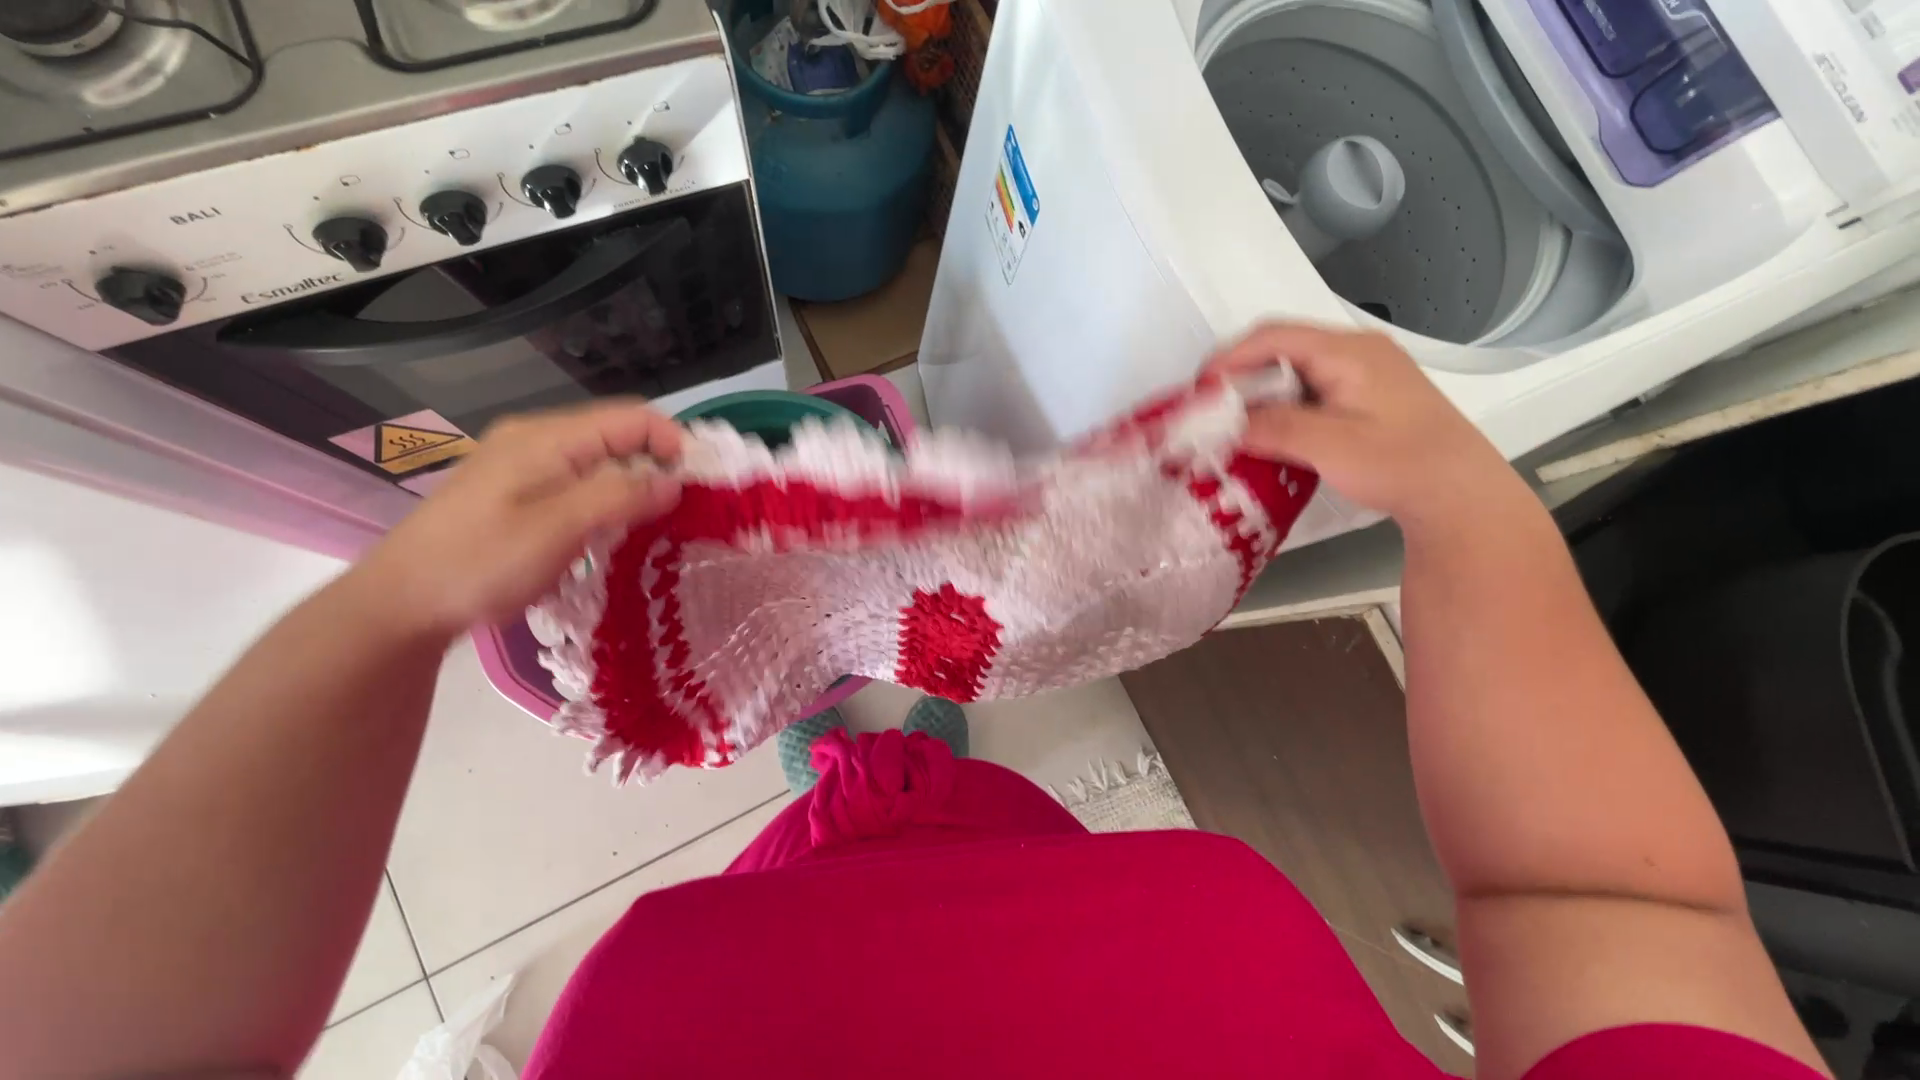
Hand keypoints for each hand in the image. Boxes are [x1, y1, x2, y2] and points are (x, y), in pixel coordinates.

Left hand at [350, 400, 684, 639]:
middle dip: (658, 465)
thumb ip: (619, 497)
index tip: (697, 486)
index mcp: (546, 438)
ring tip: (656, 525)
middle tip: (684, 510)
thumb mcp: (558, 529)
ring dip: (633, 486)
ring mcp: (522, 467)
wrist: (401, 603)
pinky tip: (612, 532)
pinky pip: (578, 482)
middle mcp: (536, 440)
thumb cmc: (480, 563)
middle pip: (617, 436)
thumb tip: (674, 482)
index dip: (673, 442)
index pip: (631, 417)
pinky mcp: (515, 494)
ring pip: (599, 461)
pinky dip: (607, 500)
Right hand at [1207, 323, 1523, 528]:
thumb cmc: (1401, 464)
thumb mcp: (1330, 447)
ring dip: (1261, 394)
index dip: (1229, 359)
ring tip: (1234, 425)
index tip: (1199, 391)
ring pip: (1294, 370)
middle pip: (1282, 348)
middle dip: (1240, 376)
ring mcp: (1364, 372)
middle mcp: (1356, 351)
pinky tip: (1271, 434)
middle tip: (1210, 409)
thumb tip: (1225, 423)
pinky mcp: (1366, 396)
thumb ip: (1274, 428)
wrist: (1460, 493)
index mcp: (1349, 352)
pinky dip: (1282, 406)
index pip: (1273, 336)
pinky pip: (1310, 388)